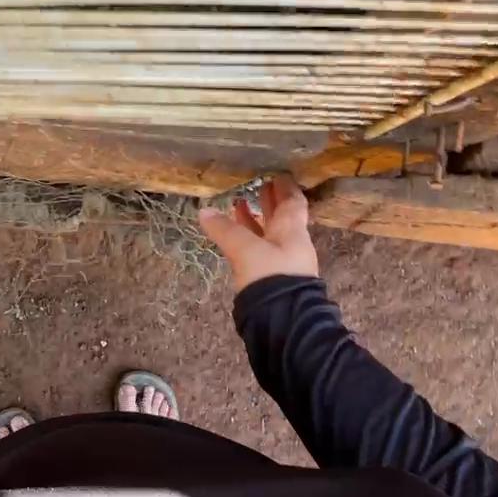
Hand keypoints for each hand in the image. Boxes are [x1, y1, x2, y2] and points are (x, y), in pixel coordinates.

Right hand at [198, 174, 319, 289]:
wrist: (282, 321)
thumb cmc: (270, 275)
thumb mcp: (245, 248)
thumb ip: (225, 230)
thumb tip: (204, 211)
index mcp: (292, 231)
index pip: (293, 202)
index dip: (285, 188)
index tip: (276, 174)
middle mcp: (290, 244)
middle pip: (281, 218)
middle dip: (268, 202)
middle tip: (256, 185)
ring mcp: (281, 262)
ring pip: (268, 235)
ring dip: (255, 221)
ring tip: (238, 206)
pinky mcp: (269, 278)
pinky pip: (259, 250)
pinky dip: (248, 239)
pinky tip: (234, 238)